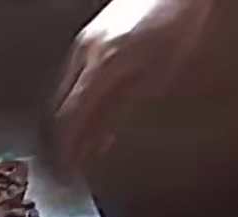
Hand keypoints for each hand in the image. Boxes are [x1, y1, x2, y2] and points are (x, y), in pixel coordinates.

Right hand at [51, 0, 213, 172]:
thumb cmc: (180, 23)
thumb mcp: (156, 75)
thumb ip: (119, 112)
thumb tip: (96, 145)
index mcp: (103, 65)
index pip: (69, 120)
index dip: (64, 150)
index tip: (66, 172)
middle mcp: (83, 56)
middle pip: (57, 112)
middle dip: (61, 142)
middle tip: (68, 165)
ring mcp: (79, 46)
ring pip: (60, 98)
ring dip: (66, 125)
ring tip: (79, 145)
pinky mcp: (84, 40)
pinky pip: (69, 82)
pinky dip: (72, 104)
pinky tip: (85, 116)